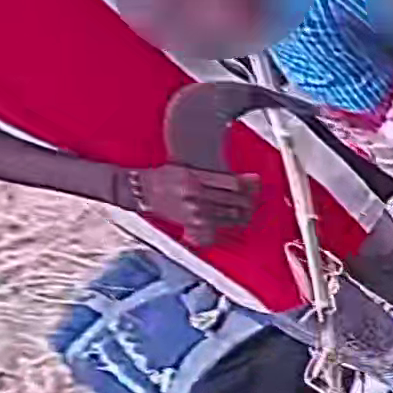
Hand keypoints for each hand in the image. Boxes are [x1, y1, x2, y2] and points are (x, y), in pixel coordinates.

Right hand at [121, 165, 258, 236]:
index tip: (253, 187)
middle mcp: (194, 192)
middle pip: (237, 200)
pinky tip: (234, 220)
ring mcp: (194, 208)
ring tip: (246, 211)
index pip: (234, 183)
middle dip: (250, 202)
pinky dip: (232, 223)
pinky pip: (221, 225)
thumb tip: (256, 179)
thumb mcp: (186, 168)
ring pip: (233, 214)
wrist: (137, 190)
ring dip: (244, 214)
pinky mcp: (193, 222)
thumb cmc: (166, 177)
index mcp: (193, 175)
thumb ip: (217, 174)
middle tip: (253, 201)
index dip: (247, 187)